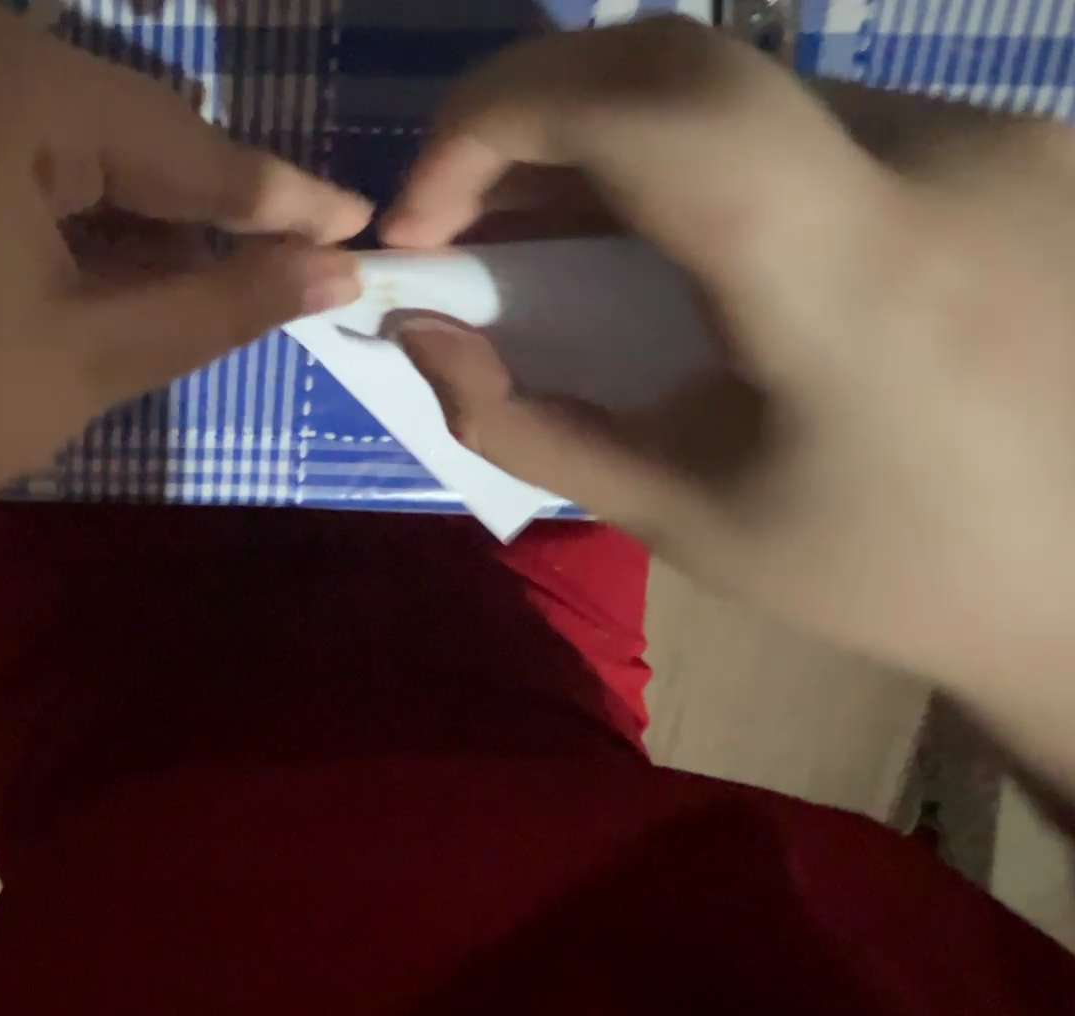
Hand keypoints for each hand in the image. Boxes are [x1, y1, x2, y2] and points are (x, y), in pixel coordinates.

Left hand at [0, 0, 367, 547]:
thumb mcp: (94, 354)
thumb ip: (221, 304)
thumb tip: (334, 272)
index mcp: (13, 85)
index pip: (185, 144)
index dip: (278, 198)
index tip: (355, 226)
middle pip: (128, 137)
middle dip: (202, 214)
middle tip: (277, 275)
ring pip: (69, 159)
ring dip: (138, 227)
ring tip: (200, 292)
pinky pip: (10, 177)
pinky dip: (69, 229)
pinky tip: (108, 279)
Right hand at [382, 19, 1074, 732]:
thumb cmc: (879, 567)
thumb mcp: (664, 513)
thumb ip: (516, 419)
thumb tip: (414, 329)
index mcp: (848, 274)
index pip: (657, 101)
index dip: (497, 118)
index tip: (416, 219)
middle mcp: (933, 157)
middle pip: (669, 68)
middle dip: (509, 129)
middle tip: (442, 227)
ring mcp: (976, 132)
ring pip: (714, 95)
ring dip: (577, 155)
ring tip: (519, 251)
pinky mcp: (983, 141)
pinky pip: (770, 124)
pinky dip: (654, 168)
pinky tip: (631, 249)